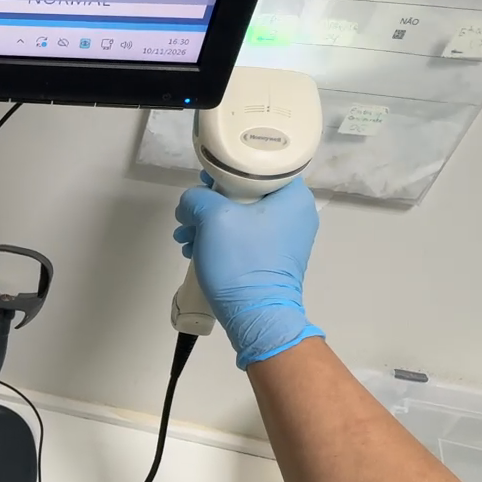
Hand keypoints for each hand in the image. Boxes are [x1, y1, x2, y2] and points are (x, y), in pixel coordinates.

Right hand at [172, 174, 323, 368]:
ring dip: (209, 225)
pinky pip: (244, 239)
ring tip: (185, 239)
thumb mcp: (213, 218)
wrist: (255, 314)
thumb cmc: (240, 260)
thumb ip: (197, 198)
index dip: (226, 171)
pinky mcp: (273, 259)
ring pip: (240, 218)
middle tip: (187, 216)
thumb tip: (192, 203)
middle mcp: (295, 214)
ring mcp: (285, 239)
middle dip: (210, 205)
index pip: (258, 167)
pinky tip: (197, 251)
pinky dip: (220, 241)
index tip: (203, 182)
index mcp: (293, 196)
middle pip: (246, 194)